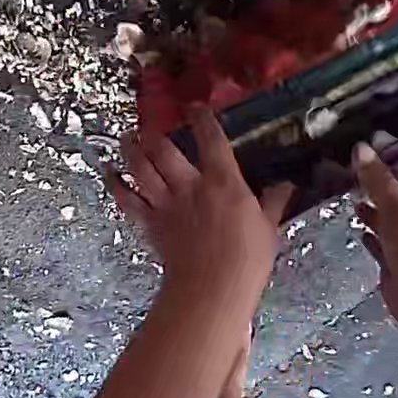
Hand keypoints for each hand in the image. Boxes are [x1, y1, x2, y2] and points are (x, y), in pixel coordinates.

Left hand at [109, 109, 292, 304]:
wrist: (212, 288)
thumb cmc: (246, 259)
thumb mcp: (268, 227)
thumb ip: (274, 202)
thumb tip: (287, 186)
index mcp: (223, 182)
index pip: (212, 140)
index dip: (203, 119)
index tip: (197, 109)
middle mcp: (190, 186)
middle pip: (164, 148)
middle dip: (155, 132)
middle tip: (151, 125)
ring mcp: (167, 204)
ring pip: (142, 168)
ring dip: (132, 150)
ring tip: (128, 139)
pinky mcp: (152, 224)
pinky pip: (129, 200)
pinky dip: (117, 186)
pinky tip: (111, 175)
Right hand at [353, 143, 397, 330]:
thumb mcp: (397, 209)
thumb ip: (378, 181)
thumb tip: (361, 148)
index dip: (387, 165)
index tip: (362, 156)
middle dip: (377, 189)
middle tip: (348, 177)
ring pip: (389, 224)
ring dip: (373, 213)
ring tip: (351, 201)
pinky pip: (383, 247)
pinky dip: (372, 238)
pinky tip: (360, 233)